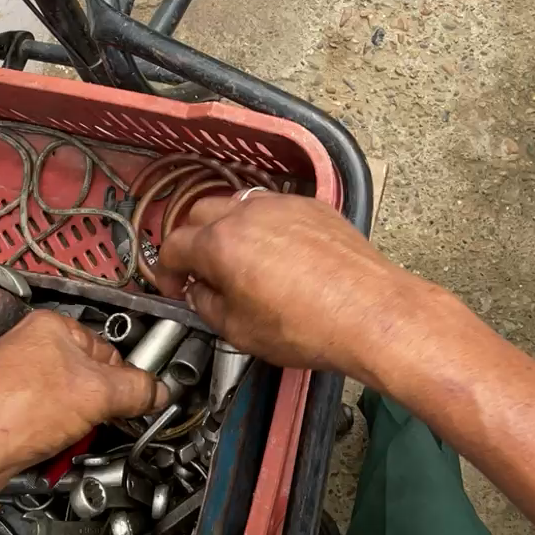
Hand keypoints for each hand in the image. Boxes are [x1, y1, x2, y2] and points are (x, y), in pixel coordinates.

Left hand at [0, 312, 166, 469]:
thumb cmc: (22, 409)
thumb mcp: (98, 395)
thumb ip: (138, 390)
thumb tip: (160, 391)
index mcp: (52, 324)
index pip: (108, 348)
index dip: (124, 378)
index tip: (134, 399)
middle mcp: (30, 345)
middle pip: (88, 375)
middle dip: (97, 404)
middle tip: (100, 421)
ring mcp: (14, 378)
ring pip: (67, 400)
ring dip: (76, 422)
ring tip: (70, 436)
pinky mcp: (3, 409)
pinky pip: (45, 418)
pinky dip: (54, 433)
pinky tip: (51, 446)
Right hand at [154, 191, 448, 384]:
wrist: (368, 310)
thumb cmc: (309, 325)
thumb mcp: (239, 331)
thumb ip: (208, 305)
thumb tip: (200, 293)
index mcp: (222, 242)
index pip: (174, 244)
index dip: (166, 269)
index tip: (175, 285)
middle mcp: (249, 212)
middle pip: (201, 213)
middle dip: (193, 240)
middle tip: (200, 270)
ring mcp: (283, 203)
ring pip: (239, 204)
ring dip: (228, 227)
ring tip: (238, 260)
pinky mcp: (312, 205)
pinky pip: (274, 206)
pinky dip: (263, 223)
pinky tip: (275, 252)